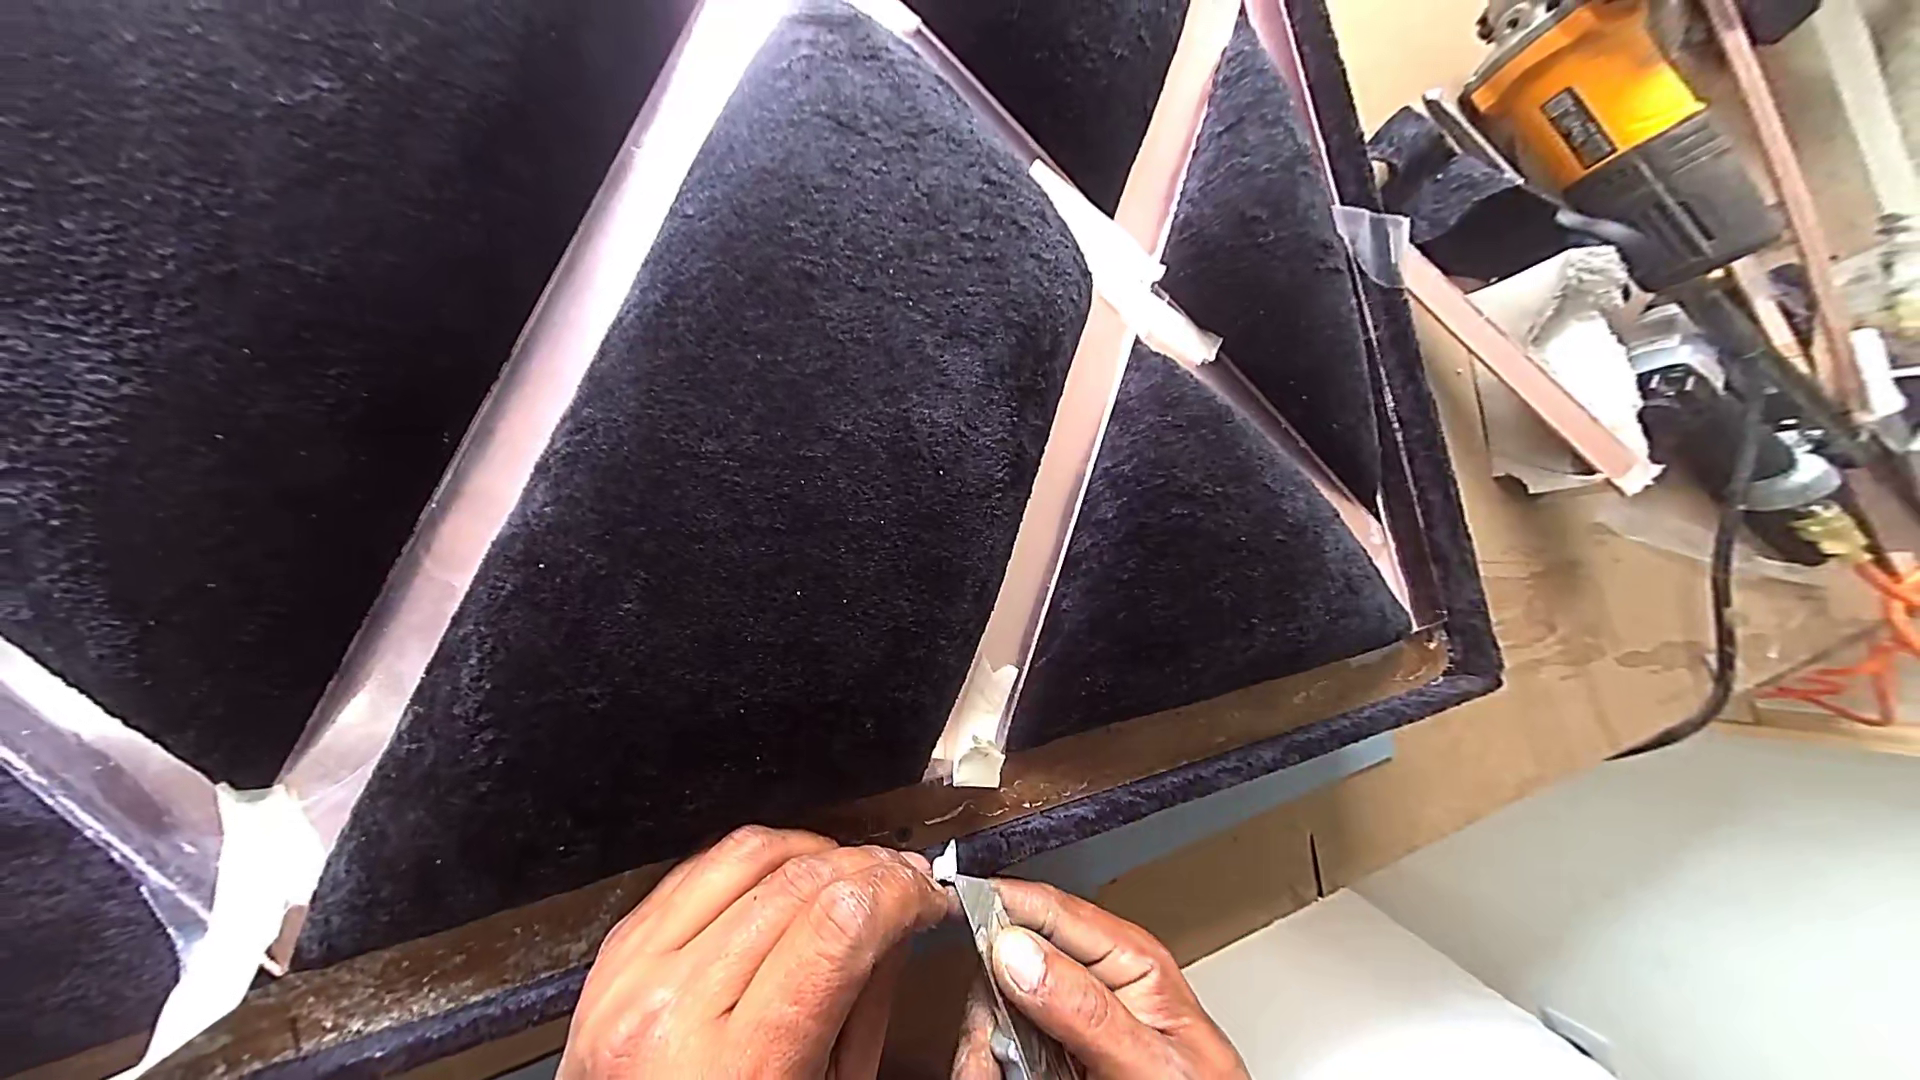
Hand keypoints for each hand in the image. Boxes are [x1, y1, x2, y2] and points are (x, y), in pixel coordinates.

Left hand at [560, 825, 952, 1078]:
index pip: (840, 923)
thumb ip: (868, 1000)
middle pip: (804, 881)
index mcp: (737, 1068)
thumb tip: (900, 912)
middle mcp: (673, 1008)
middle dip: (872, 868)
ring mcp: (634, 972)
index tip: (926, 895)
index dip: (900, 892)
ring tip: (850, 873)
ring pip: (755, 852)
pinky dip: (763, 857)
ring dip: (820, 851)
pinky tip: (790, 875)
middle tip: (903, 880)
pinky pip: (706, 864)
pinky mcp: (619, 951)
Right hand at [951, 880, 1247, 1079]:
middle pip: (1014, 951)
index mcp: (1128, 957)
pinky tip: (993, 1072)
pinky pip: (1004, 1035)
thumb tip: (1016, 949)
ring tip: (985, 1069)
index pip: (1049, 905)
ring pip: (1000, 994)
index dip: (999, 901)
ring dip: (983, 1034)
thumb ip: (1087, 1006)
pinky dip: (989, 1056)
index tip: (956, 909)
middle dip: (987, 994)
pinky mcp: (1057, 1046)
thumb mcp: (1152, 1064)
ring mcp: (1072, 1011)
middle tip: (981, 1048)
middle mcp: (1094, 974)